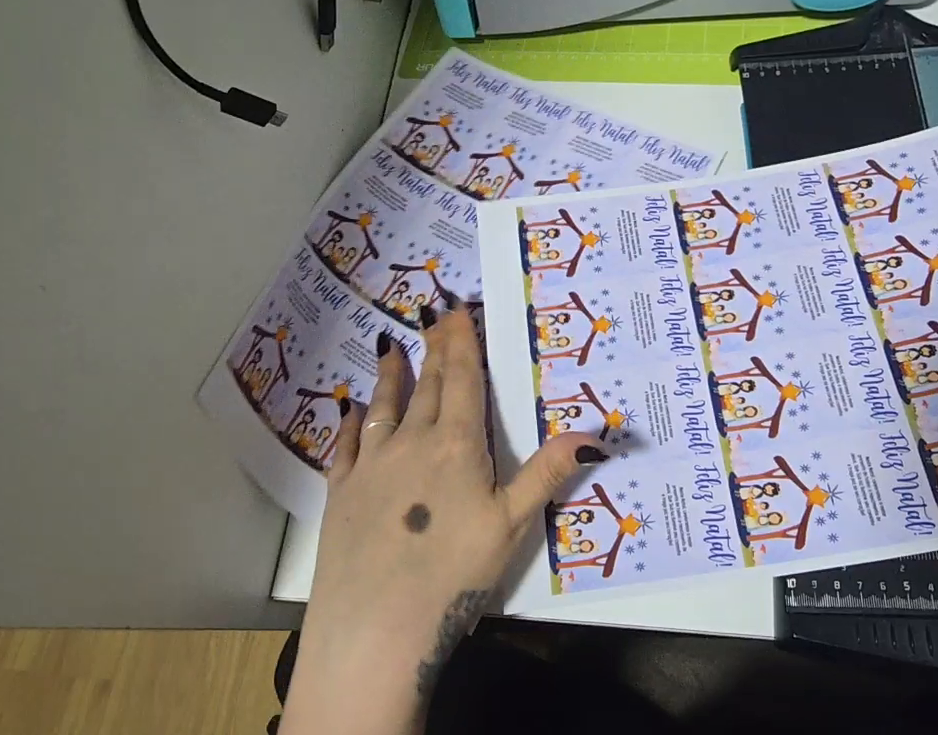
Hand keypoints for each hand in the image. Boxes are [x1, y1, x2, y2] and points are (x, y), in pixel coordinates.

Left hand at [279, 304, 602, 734]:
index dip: (461, 343)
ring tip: (389, 347)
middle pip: (426, 386)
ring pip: (384, 407)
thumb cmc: (453, 575)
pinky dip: (350, 423)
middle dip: (433, 348)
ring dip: (390, 376)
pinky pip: (346, 446)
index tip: (457, 309)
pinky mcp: (340, 494)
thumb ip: (548, 473)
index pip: (461, 380)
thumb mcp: (513, 525)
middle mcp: (411, 443)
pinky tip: (349, 411)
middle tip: (433, 315)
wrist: (374, 628)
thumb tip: (596, 432)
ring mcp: (370, 466)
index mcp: (456, 445)